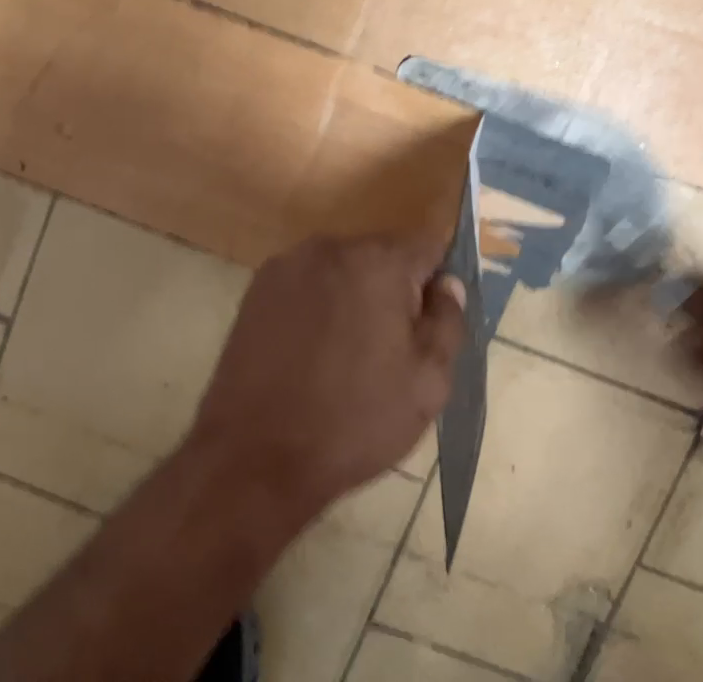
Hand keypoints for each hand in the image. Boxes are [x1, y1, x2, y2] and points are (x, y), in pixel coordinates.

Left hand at [188, 235, 465, 513]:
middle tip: (390, 352)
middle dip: (394, 292)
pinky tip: (310, 357)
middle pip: (381, 256)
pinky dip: (316, 309)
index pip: (428, 246)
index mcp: (378, 262)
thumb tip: (447, 285)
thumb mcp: (428, 383)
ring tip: (346, 359)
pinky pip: (305, 287)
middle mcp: (328, 248)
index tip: (429, 327)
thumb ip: (447, 322)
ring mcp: (285, 267)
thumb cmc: (355, 421)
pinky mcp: (255, 292)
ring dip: (353, 299)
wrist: (256, 456)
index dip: (437, 284)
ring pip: (341, 272)